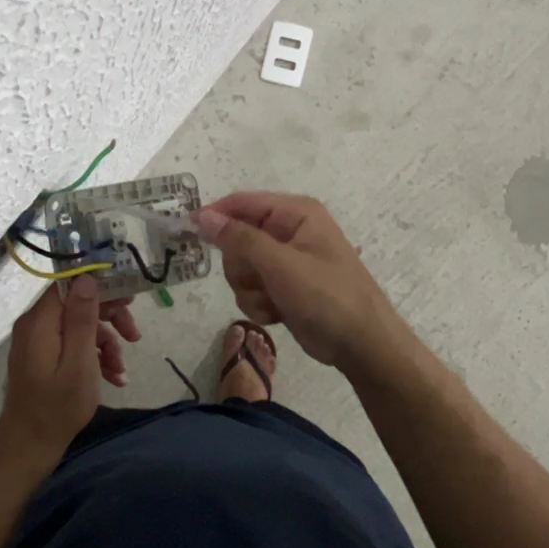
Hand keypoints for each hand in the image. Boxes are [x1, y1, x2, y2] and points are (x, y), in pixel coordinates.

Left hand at [0, 276, 136, 453]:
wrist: (29, 445)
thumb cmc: (57, 406)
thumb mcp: (79, 362)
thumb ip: (82, 319)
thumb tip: (86, 277)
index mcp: (40, 321)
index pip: (70, 285)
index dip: (100, 286)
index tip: (128, 299)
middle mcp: (35, 325)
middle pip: (77, 306)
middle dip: (109, 320)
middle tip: (135, 336)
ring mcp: (38, 343)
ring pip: (79, 329)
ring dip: (106, 345)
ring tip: (121, 372)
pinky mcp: (42, 359)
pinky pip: (71, 347)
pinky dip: (94, 359)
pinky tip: (114, 379)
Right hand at [196, 192, 432, 390]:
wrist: (360, 344)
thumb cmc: (326, 296)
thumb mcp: (280, 264)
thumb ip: (239, 238)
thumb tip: (203, 216)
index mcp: (296, 213)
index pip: (242, 202)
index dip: (215, 215)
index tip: (188, 231)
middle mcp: (289, 231)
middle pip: (236, 238)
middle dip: (241, 265)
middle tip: (258, 279)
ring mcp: (285, 260)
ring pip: (239, 268)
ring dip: (249, 289)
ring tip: (273, 300)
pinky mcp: (282, 286)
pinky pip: (250, 288)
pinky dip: (258, 302)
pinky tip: (278, 312)